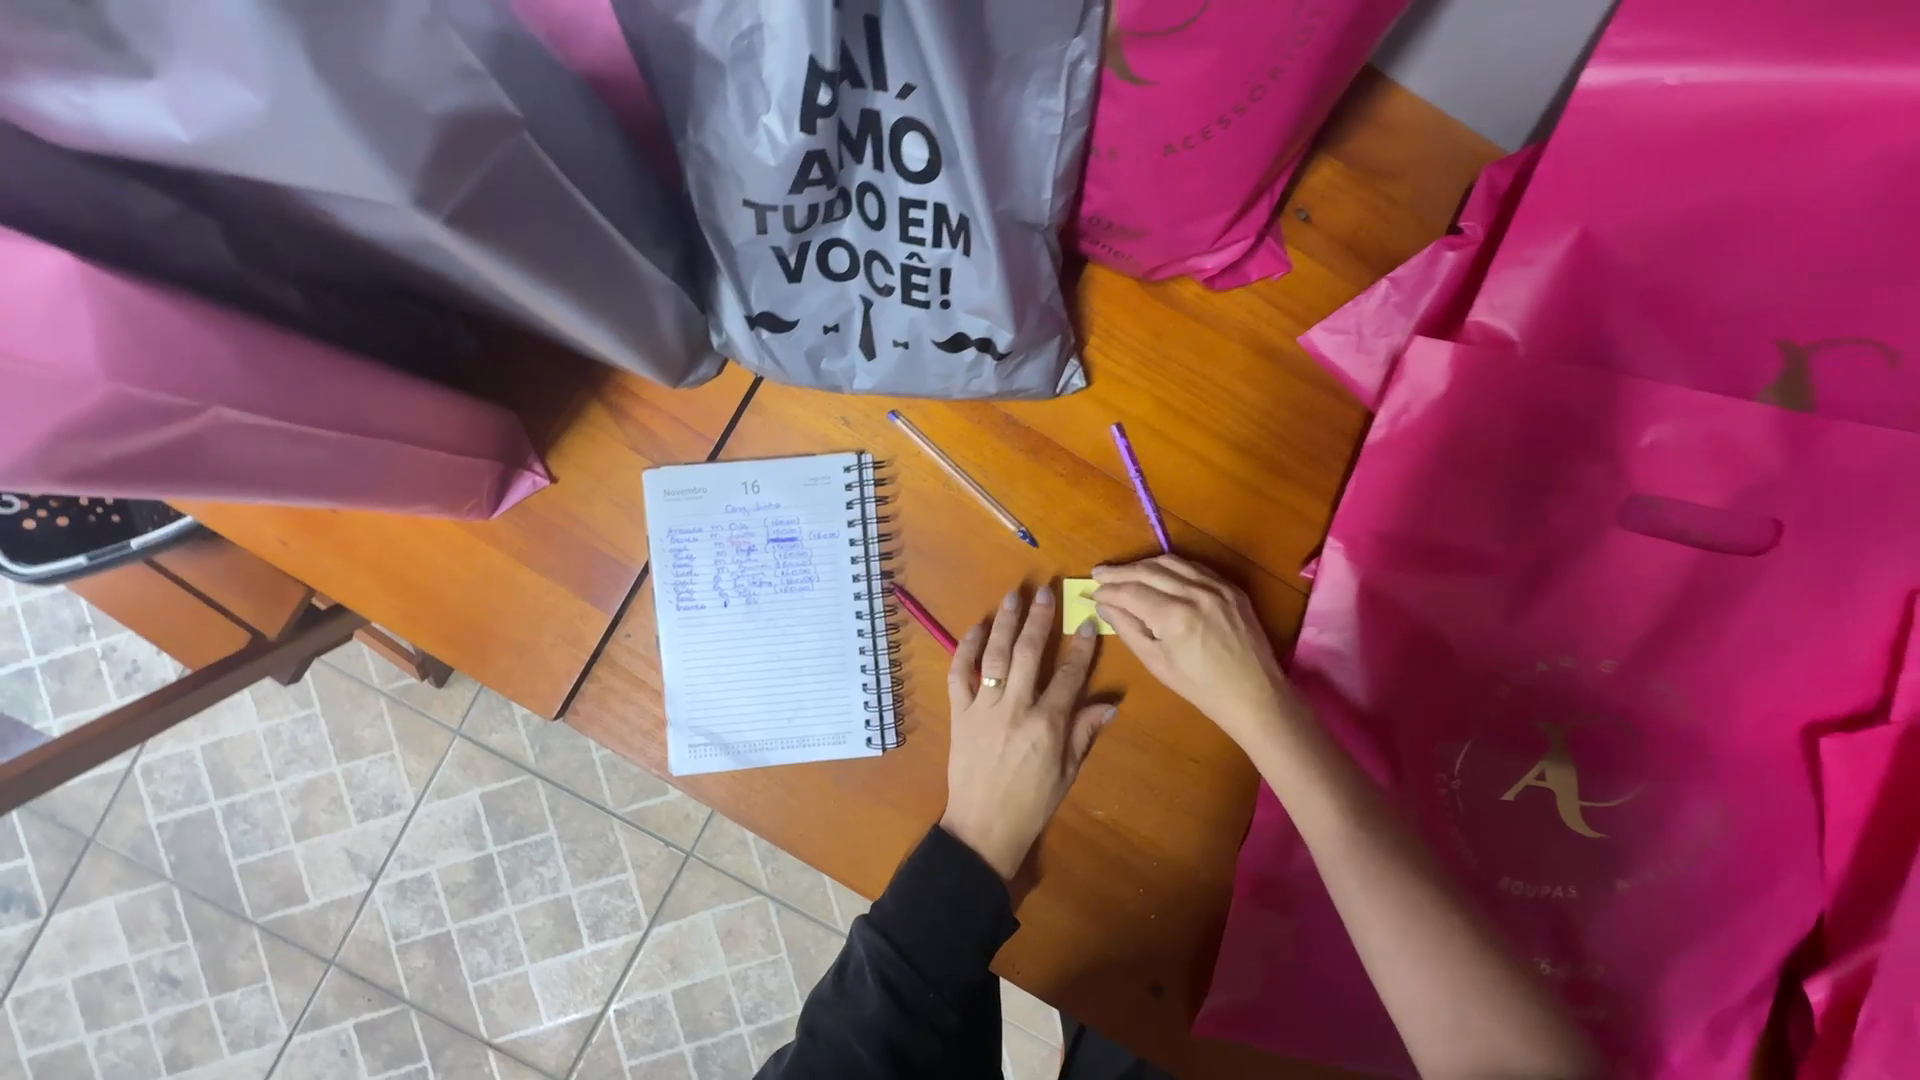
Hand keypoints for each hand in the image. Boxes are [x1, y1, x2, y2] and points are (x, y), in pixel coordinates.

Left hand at [942, 584, 1114, 879]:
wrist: (983, 827)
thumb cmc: (1032, 803)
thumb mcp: (1068, 772)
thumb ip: (1085, 733)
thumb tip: (1110, 704)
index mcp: (1048, 725)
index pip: (1069, 675)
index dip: (1080, 646)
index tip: (1086, 620)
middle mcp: (1015, 708)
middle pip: (1028, 653)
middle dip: (1039, 620)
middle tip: (1046, 592)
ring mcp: (984, 708)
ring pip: (995, 655)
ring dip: (1005, 622)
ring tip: (1014, 596)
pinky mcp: (960, 712)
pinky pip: (959, 673)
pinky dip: (966, 648)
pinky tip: (977, 627)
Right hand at [1092, 555, 1295, 746]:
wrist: (1253, 694)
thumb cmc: (1200, 687)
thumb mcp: (1156, 663)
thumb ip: (1128, 629)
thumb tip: (1104, 606)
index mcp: (1174, 616)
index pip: (1130, 591)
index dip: (1108, 590)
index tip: (1093, 592)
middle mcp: (1195, 593)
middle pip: (1148, 570)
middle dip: (1119, 572)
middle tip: (1099, 573)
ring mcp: (1217, 587)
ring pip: (1171, 562)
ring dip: (1143, 564)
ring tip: (1124, 571)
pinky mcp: (1231, 588)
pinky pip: (1195, 567)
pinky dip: (1172, 566)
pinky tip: (1158, 572)